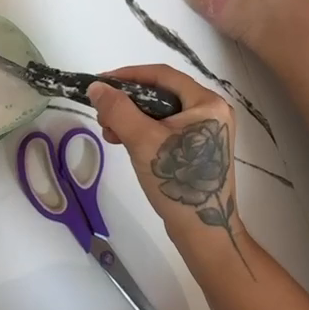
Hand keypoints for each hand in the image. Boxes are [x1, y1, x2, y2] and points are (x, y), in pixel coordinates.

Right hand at [89, 66, 251, 272]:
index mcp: (207, 103)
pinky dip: (142, 131)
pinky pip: (165, 128)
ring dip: (131, 117)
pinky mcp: (198, 150)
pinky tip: (123, 141)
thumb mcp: (142, 140)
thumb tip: (96, 86)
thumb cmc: (177, 182)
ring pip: (161, 112)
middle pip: (161, 93)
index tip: (101, 82)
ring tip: (109, 132)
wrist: (204, 234)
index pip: (162, 75)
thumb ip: (118, 109)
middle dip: (128, 101)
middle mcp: (212, 112)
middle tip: (103, 113)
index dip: (129, 75)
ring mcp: (207, 132)